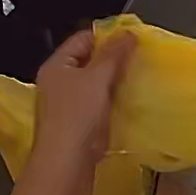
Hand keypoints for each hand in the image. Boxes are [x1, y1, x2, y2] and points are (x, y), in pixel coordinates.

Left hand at [33, 28, 136, 165]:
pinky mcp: (80, 121)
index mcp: (57, 66)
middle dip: (113, 58)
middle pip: (89, 60)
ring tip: (137, 75)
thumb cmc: (78, 115)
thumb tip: (129, 32)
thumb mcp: (97, 77)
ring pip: (96, 82)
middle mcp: (59, 82)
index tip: (132, 38)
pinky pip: (100, 101)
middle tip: (138, 56)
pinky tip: (130, 98)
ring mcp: (68, 103)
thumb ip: (114, 54)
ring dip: (115, 79)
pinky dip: (114, 98)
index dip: (106, 36)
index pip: (82, 39)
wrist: (68, 161)